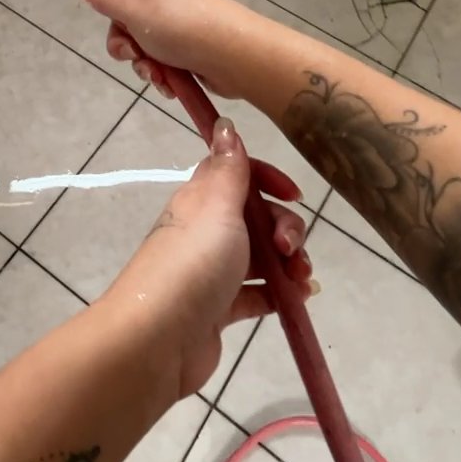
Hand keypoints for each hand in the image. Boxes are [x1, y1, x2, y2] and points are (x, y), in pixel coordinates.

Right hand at [70, 0, 268, 101]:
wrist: (232, 53)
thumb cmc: (177, 22)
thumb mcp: (130, 7)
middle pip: (119, 9)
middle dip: (119, 37)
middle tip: (131, 49)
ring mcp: (171, 20)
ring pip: (136, 40)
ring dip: (139, 60)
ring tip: (155, 71)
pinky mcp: (183, 46)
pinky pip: (157, 58)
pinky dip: (158, 71)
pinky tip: (169, 82)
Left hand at [99, 117, 313, 398]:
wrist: (159, 338)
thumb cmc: (193, 263)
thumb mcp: (216, 206)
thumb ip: (228, 168)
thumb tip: (222, 123)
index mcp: (201, 199)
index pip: (237, 173)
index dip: (268, 179)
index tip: (294, 194)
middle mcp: (204, 229)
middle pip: (255, 216)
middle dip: (285, 227)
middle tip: (291, 250)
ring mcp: (211, 270)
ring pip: (260, 255)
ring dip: (288, 262)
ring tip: (301, 280)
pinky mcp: (218, 308)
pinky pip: (257, 293)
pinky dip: (280, 293)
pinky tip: (299, 300)